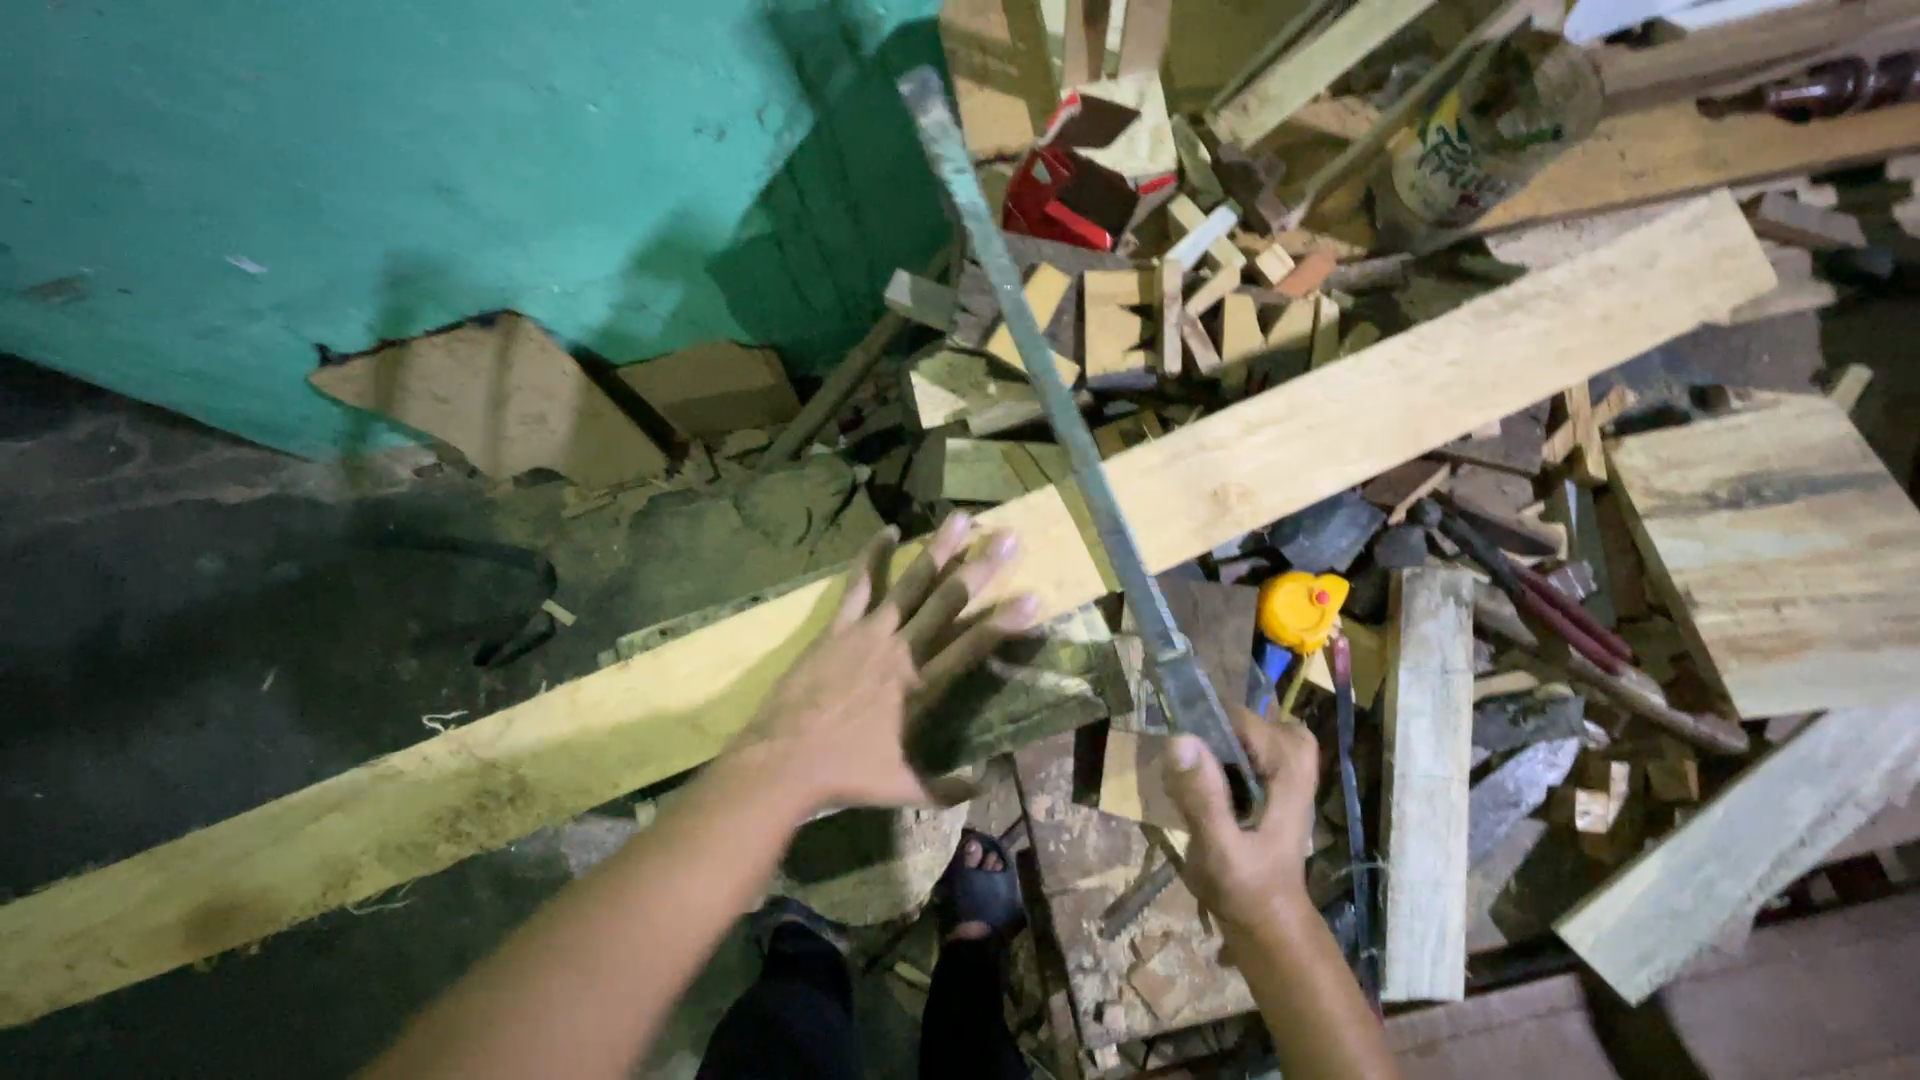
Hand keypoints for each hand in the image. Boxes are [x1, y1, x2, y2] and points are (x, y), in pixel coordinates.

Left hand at [729, 514, 1038, 810]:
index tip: (1034, 597)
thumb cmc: (845, 774)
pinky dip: (872, 557)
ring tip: (961, 518)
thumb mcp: (903, 789)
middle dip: (981, 568)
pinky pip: (859, 585)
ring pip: (910, 583)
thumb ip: (947, 787)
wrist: (784, 760)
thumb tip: (986, 781)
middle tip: (1008, 537)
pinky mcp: (837, 628)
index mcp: (921, 687)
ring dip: (937, 549)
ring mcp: (868, 633)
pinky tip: (887, 531)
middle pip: (948, 601)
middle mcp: (901, 650)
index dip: (1006, 622)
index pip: (972, 646)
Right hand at [1162, 707, 1319, 931]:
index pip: (1239, 718)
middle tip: (1191, 777)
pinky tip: (1209, 790)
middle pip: (1242, 721)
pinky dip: (1222, 759)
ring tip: (1198, 785)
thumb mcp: (1219, 848)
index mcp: (1288, 771)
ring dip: (1214, 750)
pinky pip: (1245, 747)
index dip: (1203, 728)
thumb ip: (1202, 797)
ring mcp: (1291, 769)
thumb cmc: (1245, 889)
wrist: (1269, 922)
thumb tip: (1179, 738)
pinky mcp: (1277, 779)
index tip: (1179, 761)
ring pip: (1243, 731)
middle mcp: (1296, 760)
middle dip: (1209, 738)